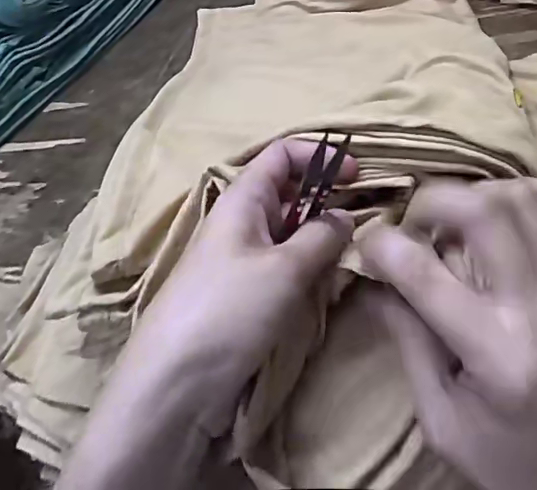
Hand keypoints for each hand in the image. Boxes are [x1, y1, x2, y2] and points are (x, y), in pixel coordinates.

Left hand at [115, 137, 358, 433]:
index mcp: (242, 197)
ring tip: (353, 251)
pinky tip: (327, 282)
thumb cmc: (229, 309)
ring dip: (318, 235)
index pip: (281, 154)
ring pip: (287, 229)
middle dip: (324, 197)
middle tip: (363, 216)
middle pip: (287, 190)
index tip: (356, 173)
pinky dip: (306, 264)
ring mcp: (240, 255)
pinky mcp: (242, 291)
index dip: (318, 155)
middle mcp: (240, 218)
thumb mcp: (284, 269)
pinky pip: (282, 262)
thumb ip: (321, 237)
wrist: (172, 383)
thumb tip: (345, 216)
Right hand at [361, 180, 536, 489]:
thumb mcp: (445, 424)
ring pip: (520, 197)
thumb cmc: (520, 466)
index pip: (422, 271)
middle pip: (480, 210)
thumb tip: (375, 278)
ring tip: (455, 223)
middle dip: (430, 202)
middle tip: (414, 228)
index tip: (366, 248)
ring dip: (474, 194)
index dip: (379, 246)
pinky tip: (498, 216)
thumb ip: (407, 342)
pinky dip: (520, 193)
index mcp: (495, 353)